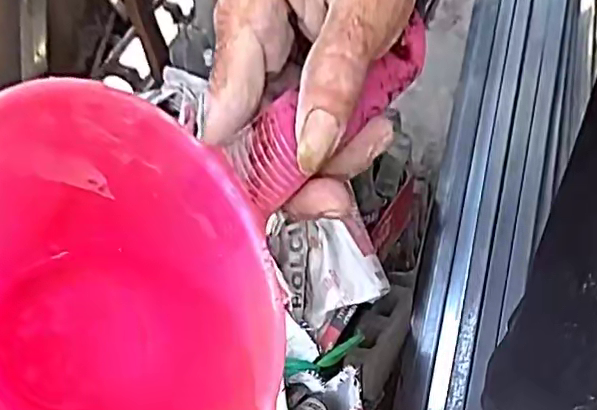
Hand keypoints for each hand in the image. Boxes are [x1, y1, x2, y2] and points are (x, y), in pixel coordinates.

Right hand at [203, 0, 413, 218]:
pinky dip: (346, 128)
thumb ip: (333, 75)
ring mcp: (283, 52)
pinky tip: (369, 119)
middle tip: (336, 191)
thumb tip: (310, 146)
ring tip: (370, 133)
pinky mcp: (308, 61)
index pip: (225, 120)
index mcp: (249, 14)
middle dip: (305, 172)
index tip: (282, 203)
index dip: (250, 174)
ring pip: (291, 135)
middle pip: (259, 138)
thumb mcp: (364, 4)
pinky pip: (316, 115)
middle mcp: (257, 38)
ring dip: (336, 151)